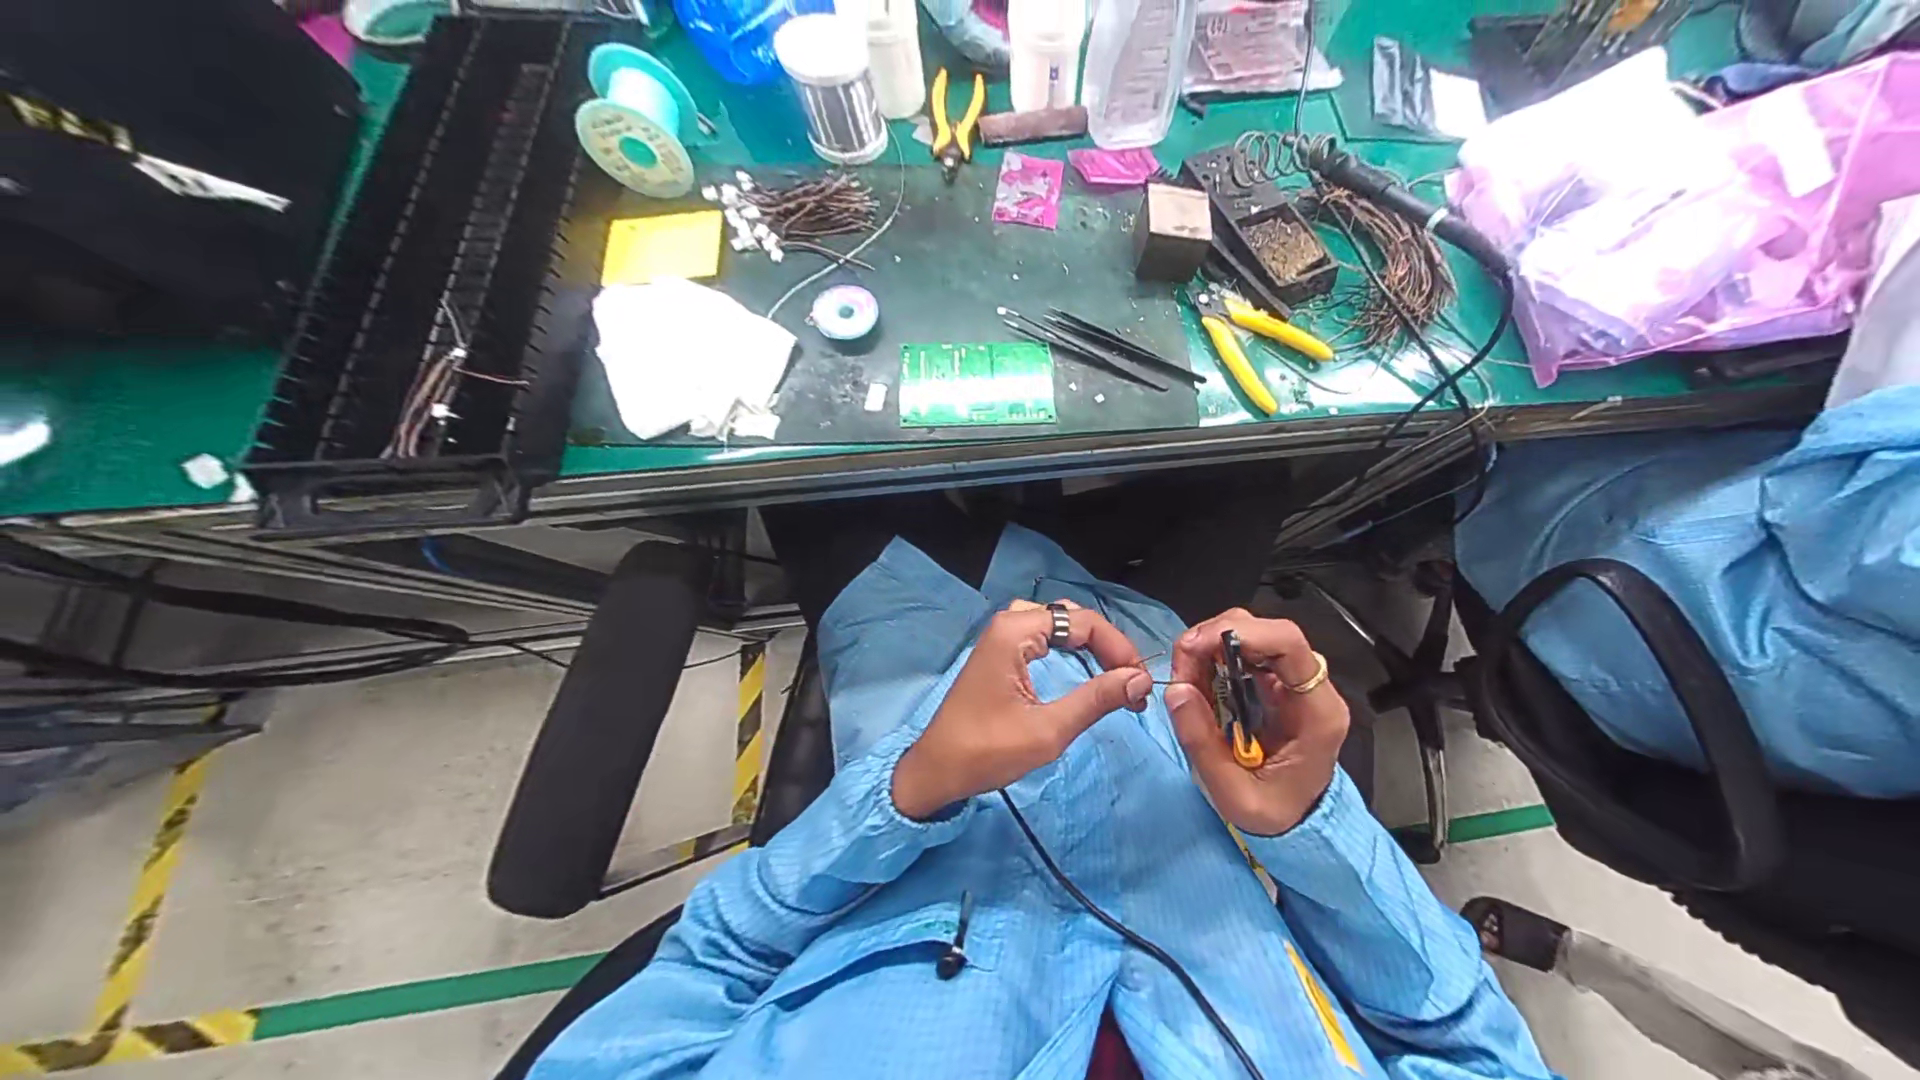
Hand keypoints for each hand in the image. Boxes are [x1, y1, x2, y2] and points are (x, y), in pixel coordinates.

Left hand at [891, 600, 1152, 820]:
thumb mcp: (1049, 729)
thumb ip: (1096, 698)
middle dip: (1106, 645)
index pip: (1083, 622)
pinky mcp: (998, 652)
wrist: (938, 769)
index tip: (1140, 682)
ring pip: (1058, 624)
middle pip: (1071, 618)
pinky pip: (1042, 636)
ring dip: (1088, 645)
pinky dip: (1068, 649)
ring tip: (1114, 674)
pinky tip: (1084, 667)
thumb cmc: (988, 751)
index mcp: (1014, 632)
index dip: (1119, 648)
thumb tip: (1139, 679)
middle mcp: (1007, 623)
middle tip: (1130, 682)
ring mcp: (1000, 636)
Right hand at [1165, 609, 1348, 835]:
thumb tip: (1177, 689)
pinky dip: (1208, 655)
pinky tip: (1195, 680)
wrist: (1294, 825)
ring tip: (1185, 678)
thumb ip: (1203, 743)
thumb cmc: (1273, 813)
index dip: (1241, 633)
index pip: (1290, 644)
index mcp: (1316, 712)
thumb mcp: (1234, 795)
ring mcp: (1288, 680)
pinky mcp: (1270, 680)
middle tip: (1181, 668)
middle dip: (1213, 638)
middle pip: (1265, 630)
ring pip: (1248, 632)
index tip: (1196, 648)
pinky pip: (1238, 649)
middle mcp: (1309, 686)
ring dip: (1206, 645)